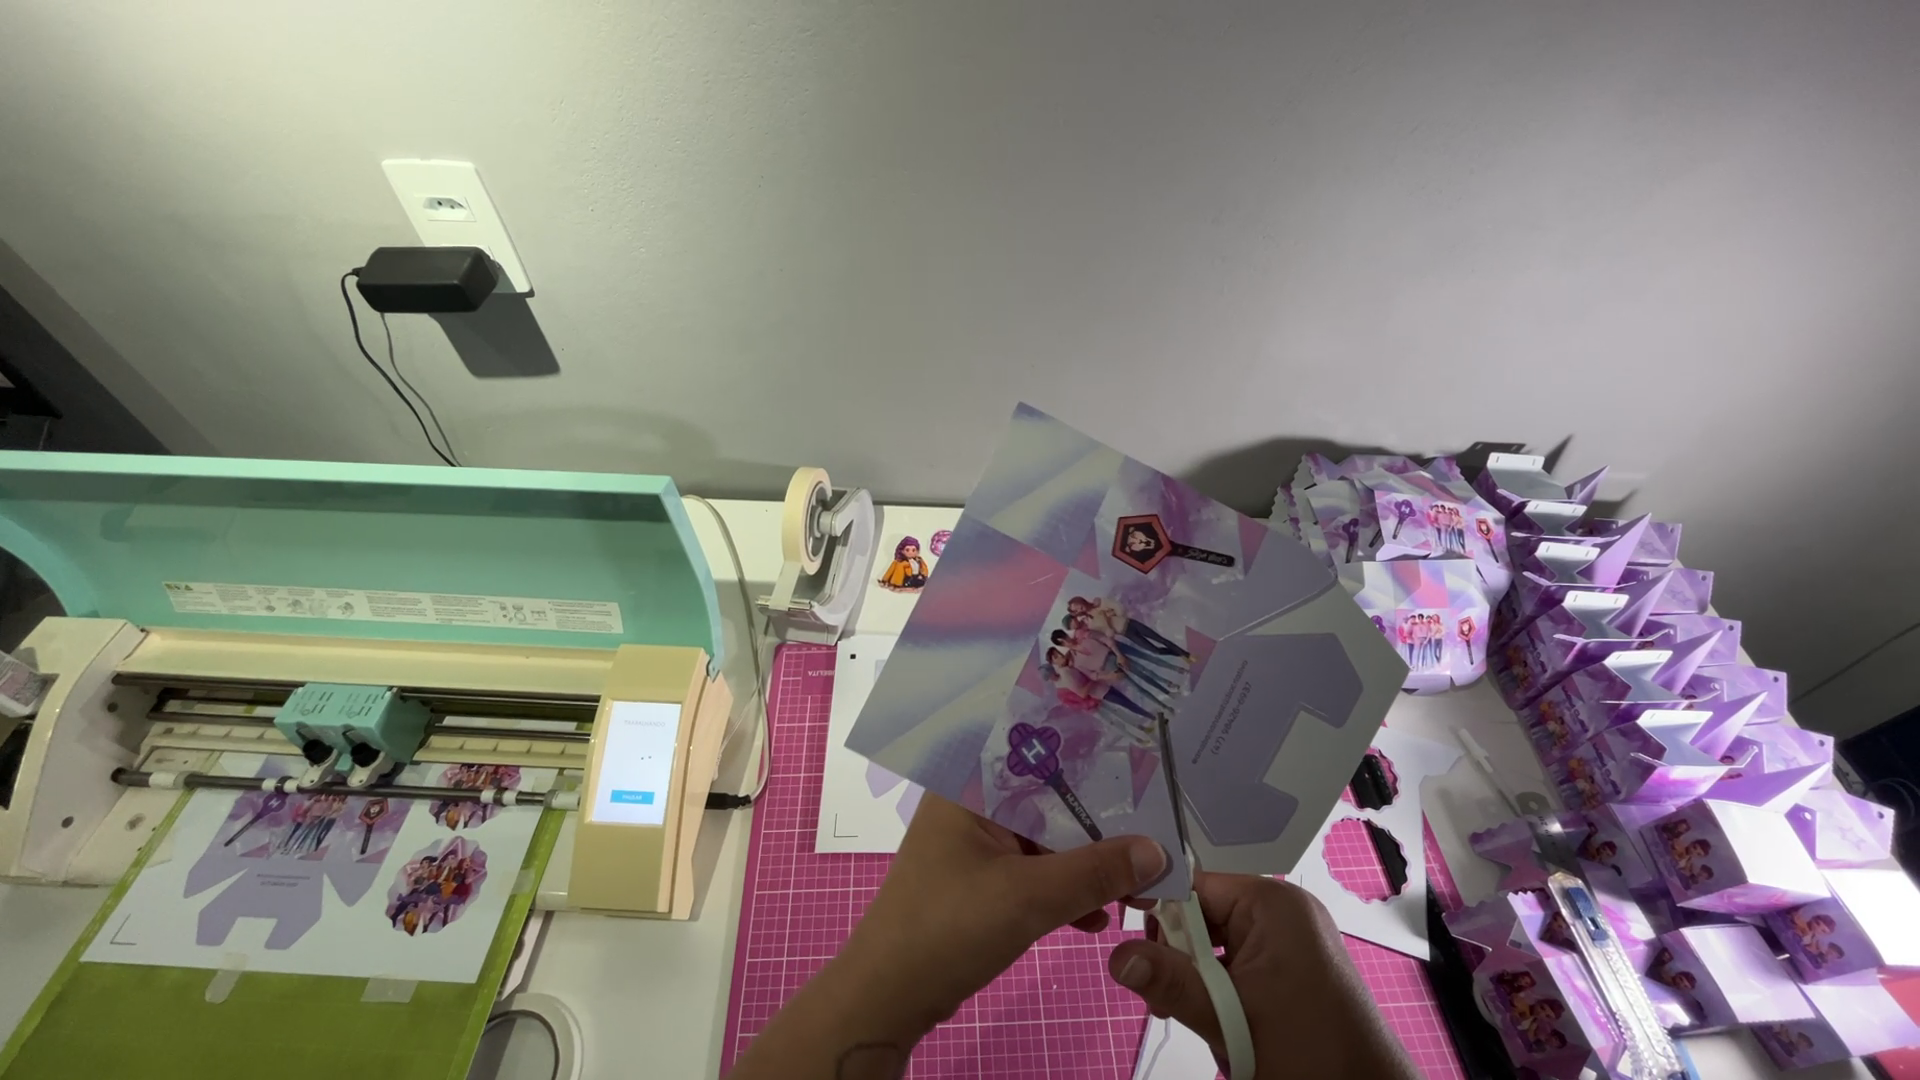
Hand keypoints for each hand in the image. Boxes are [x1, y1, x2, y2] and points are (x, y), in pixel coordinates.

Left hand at [729, 794, 1169, 1079]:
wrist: (888, 996)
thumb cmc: (949, 926)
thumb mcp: (1029, 896)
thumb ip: (1095, 871)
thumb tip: (1157, 850)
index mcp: (970, 785)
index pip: (1038, 756)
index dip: (1090, 760)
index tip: (1141, 770)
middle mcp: (972, 805)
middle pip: (1048, 802)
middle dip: (1100, 828)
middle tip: (1153, 845)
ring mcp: (975, 846)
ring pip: (1045, 841)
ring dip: (1088, 866)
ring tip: (1138, 891)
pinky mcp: (981, 883)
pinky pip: (1033, 874)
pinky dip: (1064, 892)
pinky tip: (1098, 918)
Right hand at [1108, 873, 1417, 1079]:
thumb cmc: (1308, 1054)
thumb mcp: (1228, 1018)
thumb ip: (1170, 982)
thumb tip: (1115, 956)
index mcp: (1270, 902)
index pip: (1191, 885)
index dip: (1156, 913)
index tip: (1130, 948)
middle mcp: (1281, 908)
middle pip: (1201, 913)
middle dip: (1177, 955)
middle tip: (1162, 1001)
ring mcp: (1290, 936)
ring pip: (1216, 940)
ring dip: (1196, 976)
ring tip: (1192, 1018)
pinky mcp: (1294, 964)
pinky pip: (1238, 958)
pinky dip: (1219, 985)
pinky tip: (1216, 1019)